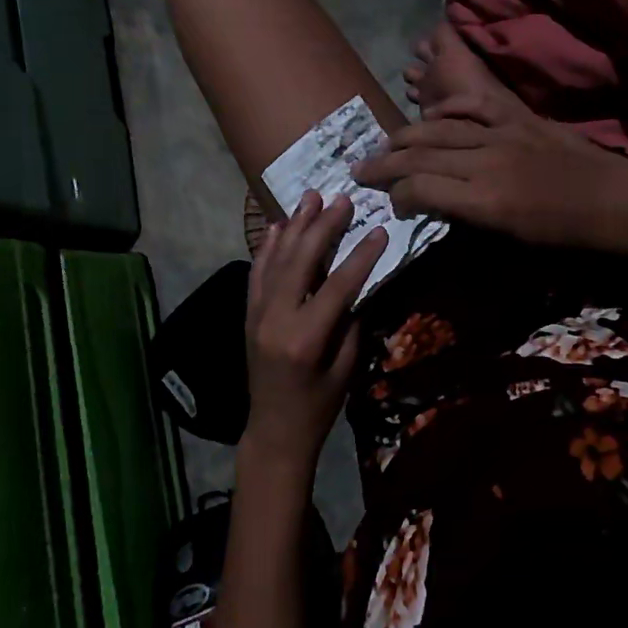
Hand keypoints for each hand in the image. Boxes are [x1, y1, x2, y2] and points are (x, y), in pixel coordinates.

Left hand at [243, 191, 389, 475]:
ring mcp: (256, 314)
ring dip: (295, 226)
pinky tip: (278, 225)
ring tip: (311, 198)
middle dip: (323, 227)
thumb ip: (350, 324)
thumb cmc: (318, 406)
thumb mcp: (345, 369)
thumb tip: (358, 282)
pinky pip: (257, 272)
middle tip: (342, 199)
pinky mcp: (248, 314)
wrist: (273, 429)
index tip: (379, 229)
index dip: (360, 256)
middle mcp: (276, 319)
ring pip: (276, 260)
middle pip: (302, 261)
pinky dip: (267, 247)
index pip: (338, 285)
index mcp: (306, 338)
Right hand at [353, 91, 627, 249]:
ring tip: (385, 143)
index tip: (392, 205)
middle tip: (360, 169)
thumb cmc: (566, 234)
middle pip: (421, 155)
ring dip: (406, 135)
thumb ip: (466, 218)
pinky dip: (449, 108)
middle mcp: (486, 162)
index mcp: (485, 201)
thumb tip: (435, 204)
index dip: (397, 195)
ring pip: (440, 128)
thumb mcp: (511, 240)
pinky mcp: (519, 119)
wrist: (617, 200)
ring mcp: (503, 134)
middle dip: (384, 163)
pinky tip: (433, 115)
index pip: (421, 188)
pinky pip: (475, 106)